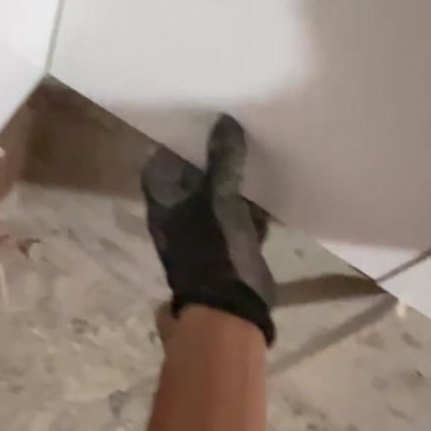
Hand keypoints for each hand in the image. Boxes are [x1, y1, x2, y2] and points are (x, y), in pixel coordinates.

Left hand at [142, 115, 276, 343]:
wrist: (231, 309)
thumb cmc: (214, 250)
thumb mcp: (218, 199)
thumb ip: (222, 161)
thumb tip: (224, 121)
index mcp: (164, 203)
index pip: (160, 164)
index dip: (175, 143)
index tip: (197, 121)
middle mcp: (179, 216)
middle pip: (190, 178)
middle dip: (209, 157)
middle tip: (232, 128)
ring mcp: (204, 233)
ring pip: (216, 196)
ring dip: (232, 179)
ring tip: (254, 148)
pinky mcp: (230, 246)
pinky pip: (238, 217)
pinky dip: (250, 204)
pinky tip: (270, 185)